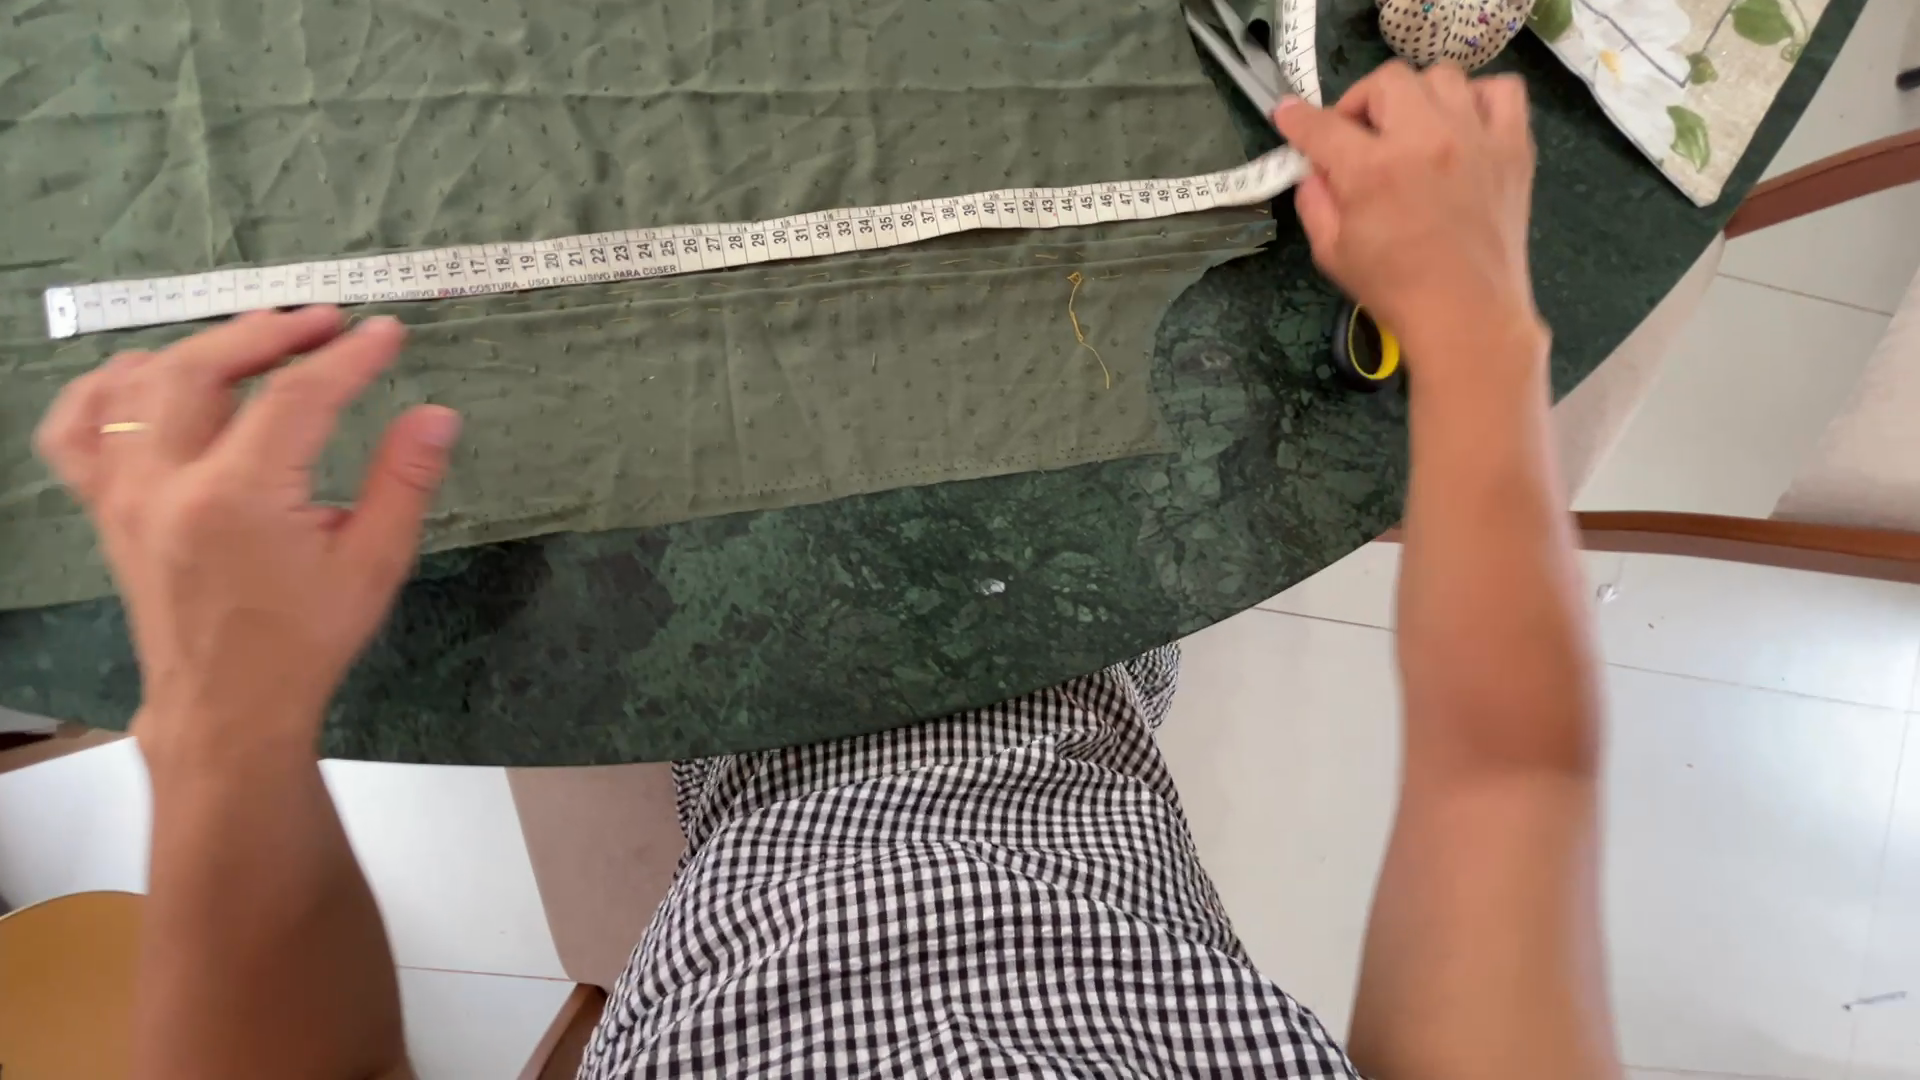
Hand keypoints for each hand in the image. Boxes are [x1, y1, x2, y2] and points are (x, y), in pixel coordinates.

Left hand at [33, 308, 459, 764]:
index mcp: (242, 497)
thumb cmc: (315, 631)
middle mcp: (166, 481)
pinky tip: (154, 376)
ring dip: (202, 349)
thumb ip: (405, 480)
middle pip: (203, 371)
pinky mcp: (105, 506)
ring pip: (136, 386)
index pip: (297, 398)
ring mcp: (121, 492)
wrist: (232, 697)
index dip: (348, 357)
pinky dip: (114, 387)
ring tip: (260, 340)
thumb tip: (437, 413)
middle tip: (327, 322)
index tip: (387, 332)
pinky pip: (78, 427)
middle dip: (270, 333)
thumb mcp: (379, 558)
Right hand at [1274, 62, 1545, 386]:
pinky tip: (1457, 127)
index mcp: (1371, 172)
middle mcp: (1423, 139)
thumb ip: (1314, 203)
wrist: (1462, 309)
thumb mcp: (1330, 252)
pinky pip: (1500, 90)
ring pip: (1441, 78)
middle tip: (1354, 135)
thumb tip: (1314, 171)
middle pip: (1386, 81)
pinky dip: (1473, 98)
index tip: (1284, 113)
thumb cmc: (1390, 287)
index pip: (1323, 128)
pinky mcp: (1513, 143)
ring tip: (1406, 131)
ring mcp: (1475, 135)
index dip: (1297, 119)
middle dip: (1359, 102)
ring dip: (1413, 98)